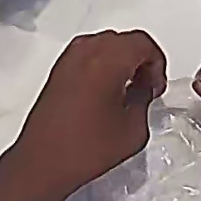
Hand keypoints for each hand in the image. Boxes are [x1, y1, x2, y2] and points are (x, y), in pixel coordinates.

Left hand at [4, 31, 166, 200]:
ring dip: (121, 61)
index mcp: (107, 60)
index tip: (156, 86)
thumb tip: (144, 86)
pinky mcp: (58, 69)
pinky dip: (102, 64)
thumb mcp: (133, 128)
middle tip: (146, 87)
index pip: (142, 42)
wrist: (43, 160)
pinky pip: (87, 54)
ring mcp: (68, 58)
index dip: (156, 62)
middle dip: (140, 60)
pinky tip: (106, 92)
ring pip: (104, 44)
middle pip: (123, 40)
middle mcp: (85, 51)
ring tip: (127, 92)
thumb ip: (144, 97)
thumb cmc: (87, 148)